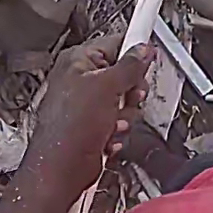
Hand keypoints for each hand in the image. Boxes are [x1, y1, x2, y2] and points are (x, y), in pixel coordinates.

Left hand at [20, 36, 153, 204]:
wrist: (62, 168)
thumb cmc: (70, 128)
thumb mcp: (107, 87)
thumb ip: (129, 66)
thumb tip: (142, 50)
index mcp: (77, 62)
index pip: (114, 44)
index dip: (133, 50)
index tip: (149, 50)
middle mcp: (79, 81)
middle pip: (123, 75)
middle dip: (131, 92)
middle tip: (128, 97)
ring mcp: (86, 105)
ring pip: (124, 102)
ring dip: (124, 115)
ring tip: (112, 121)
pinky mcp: (92, 127)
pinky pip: (118, 122)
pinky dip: (116, 131)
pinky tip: (106, 135)